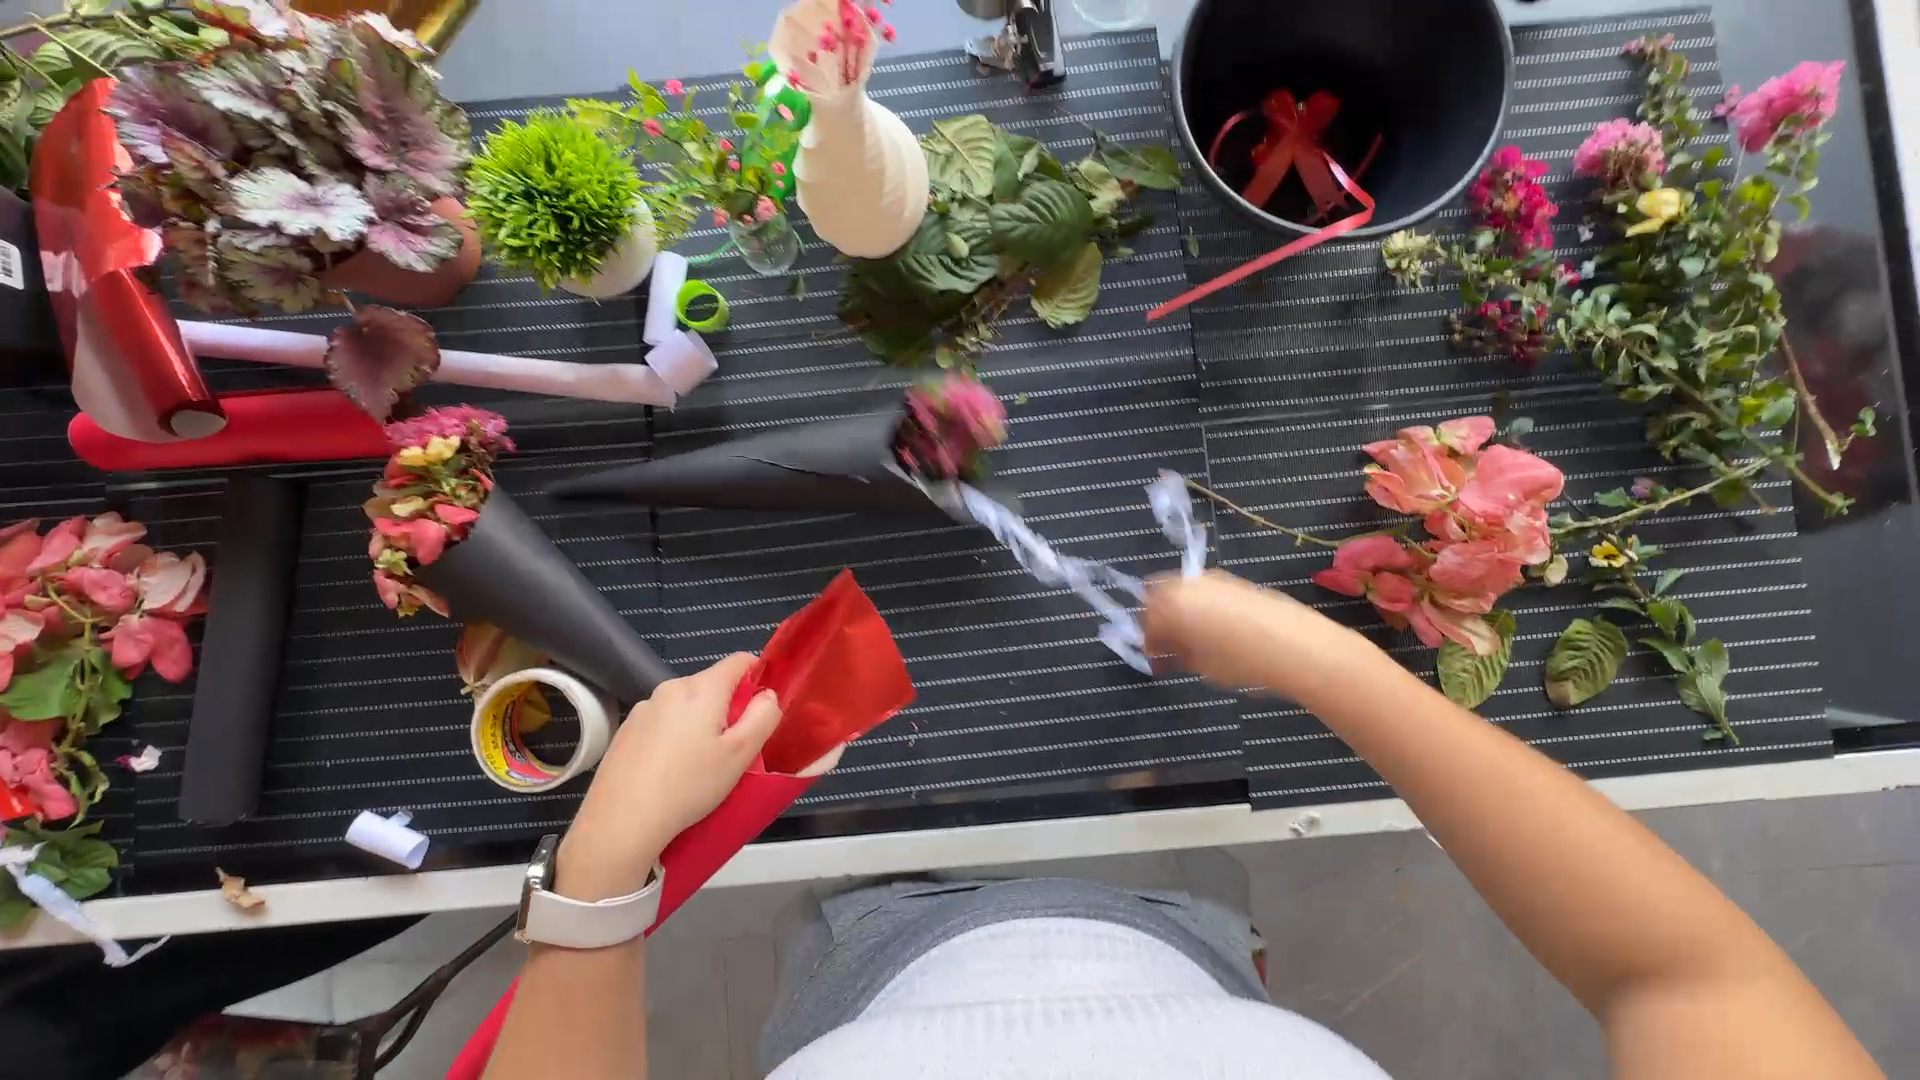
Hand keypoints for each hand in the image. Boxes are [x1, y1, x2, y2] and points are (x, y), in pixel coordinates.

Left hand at [555, 653, 780, 900]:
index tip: (760, 710)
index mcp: (702, 688)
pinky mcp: (625, 730)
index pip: (739, 660)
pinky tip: (668, 770)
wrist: (621, 821)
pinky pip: (662, 721)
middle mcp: (670, 688)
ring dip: (699, 722)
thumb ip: (763, 716)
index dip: (758, 677)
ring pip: (686, 705)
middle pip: (711, 684)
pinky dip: (673, 735)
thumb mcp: (740, 754)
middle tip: (732, 747)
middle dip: (727, 707)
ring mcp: (643, 708)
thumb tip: (767, 695)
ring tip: (697, 764)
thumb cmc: (689, 785)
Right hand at [1143, 570, 1368, 698]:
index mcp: (1172, 605)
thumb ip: (1177, 654)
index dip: (1149, 642)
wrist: (1298, 647)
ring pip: (1184, 591)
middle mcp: (1189, 584)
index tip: (1158, 660)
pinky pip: (1207, 591)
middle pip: (1159, 595)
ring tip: (1196, 639)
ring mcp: (1214, 580)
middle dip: (1160, 618)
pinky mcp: (1237, 582)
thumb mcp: (1201, 665)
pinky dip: (1203, 606)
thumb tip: (1167, 652)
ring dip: (1181, 611)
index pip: (1146, 620)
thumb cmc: (1242, 661)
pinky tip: (1219, 630)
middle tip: (1171, 645)